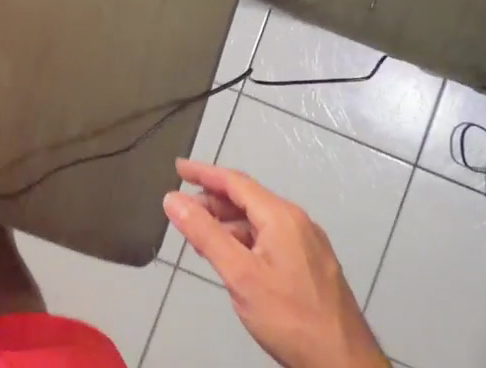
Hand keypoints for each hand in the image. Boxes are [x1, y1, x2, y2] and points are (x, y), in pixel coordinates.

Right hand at [165, 159, 387, 367]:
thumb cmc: (290, 318)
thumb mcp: (240, 276)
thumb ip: (204, 234)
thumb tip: (172, 198)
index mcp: (282, 217)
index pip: (235, 182)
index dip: (203, 173)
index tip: (177, 168)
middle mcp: (298, 223)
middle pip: (247, 199)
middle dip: (212, 201)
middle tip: (181, 211)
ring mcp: (309, 246)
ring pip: (259, 221)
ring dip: (227, 223)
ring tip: (200, 238)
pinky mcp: (313, 267)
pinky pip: (271, 239)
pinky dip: (245, 240)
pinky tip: (232, 258)